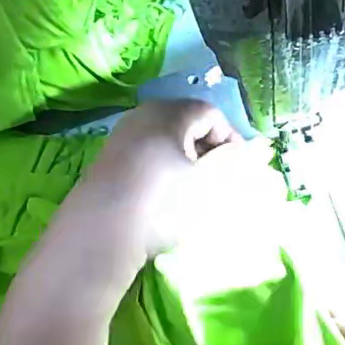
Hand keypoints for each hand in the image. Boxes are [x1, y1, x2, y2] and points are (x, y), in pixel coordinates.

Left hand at [64, 99, 242, 262]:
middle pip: (186, 122)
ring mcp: (122, 135)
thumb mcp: (207, 183)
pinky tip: (163, 195)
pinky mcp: (108, 158)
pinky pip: (145, 153)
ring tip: (192, 190)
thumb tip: (242, 152)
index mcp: (170, 113)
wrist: (102, 231)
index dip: (230, 138)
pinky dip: (161, 167)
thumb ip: (229, 163)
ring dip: (184, 159)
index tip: (237, 167)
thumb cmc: (163, 202)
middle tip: (217, 178)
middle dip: (207, 147)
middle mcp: (143, 115)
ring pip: (165, 139)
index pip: (211, 114)